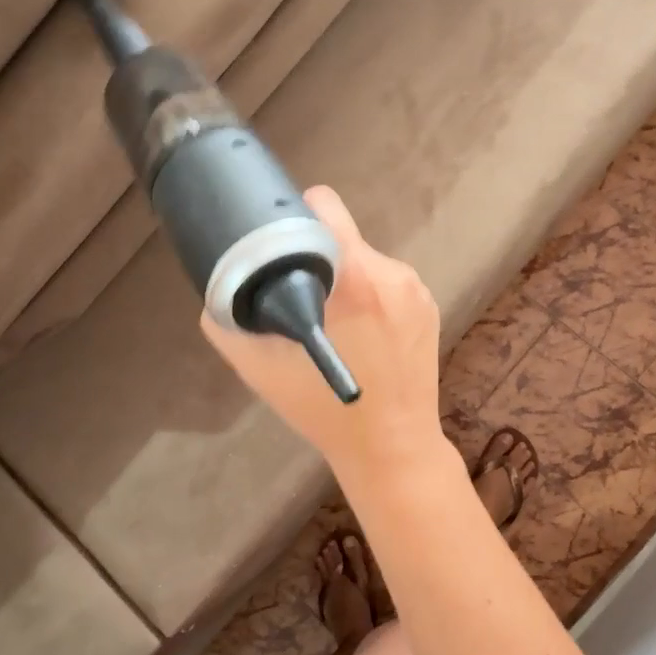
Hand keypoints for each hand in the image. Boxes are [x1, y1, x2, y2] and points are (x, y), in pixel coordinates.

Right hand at [201, 186, 448, 480]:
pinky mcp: (429, 307)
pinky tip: (363, 336)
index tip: (280, 240)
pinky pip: (389, 284)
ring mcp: (416, 289)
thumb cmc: (321, 410)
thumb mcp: (257, 367)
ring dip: (346, 280)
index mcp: (352, 276)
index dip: (296, 214)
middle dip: (319, 257)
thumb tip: (225, 286)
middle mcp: (390, 271)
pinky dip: (371, 299)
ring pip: (366, 262)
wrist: (392, 448)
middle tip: (300, 293)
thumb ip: (231, 320)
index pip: (324, 206)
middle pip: (343, 237)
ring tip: (334, 324)